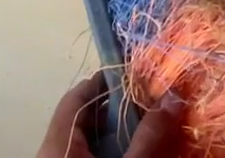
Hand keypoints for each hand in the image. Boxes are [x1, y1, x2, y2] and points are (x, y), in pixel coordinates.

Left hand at [36, 73, 183, 157]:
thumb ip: (149, 134)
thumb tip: (174, 96)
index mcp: (57, 145)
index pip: (75, 97)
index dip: (103, 81)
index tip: (132, 74)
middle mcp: (50, 154)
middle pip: (82, 118)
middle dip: (116, 109)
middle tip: (146, 105)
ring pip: (85, 141)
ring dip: (113, 134)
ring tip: (143, 131)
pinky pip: (84, 157)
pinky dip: (106, 152)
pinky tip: (131, 153)